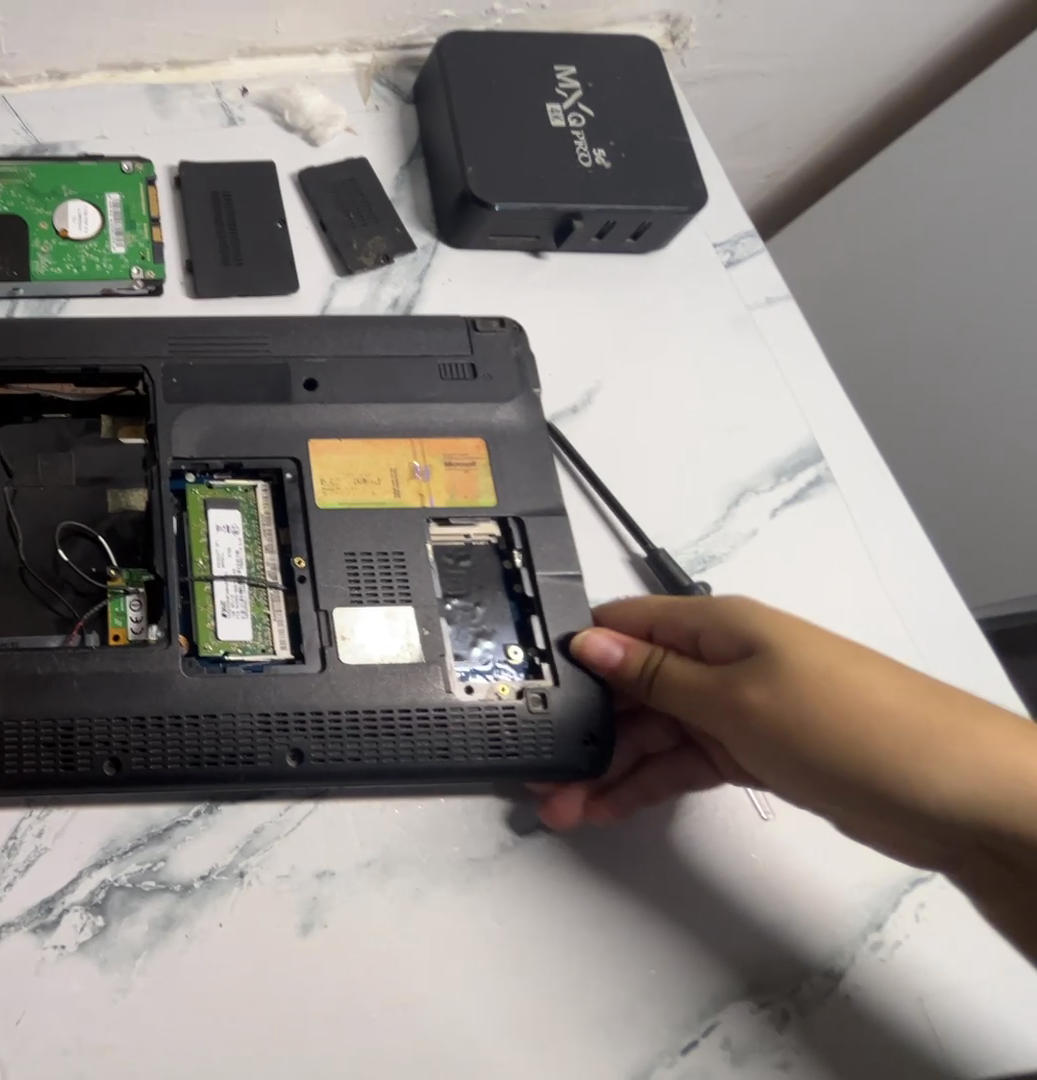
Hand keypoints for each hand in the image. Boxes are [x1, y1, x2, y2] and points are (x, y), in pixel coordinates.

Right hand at [533, 596, 1036, 880]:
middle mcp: (717, 662)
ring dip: (604, 767)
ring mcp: (733, 709)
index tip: (521, 685)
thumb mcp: (736, 698)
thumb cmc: (852, 729)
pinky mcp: (749, 752)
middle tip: (537, 768)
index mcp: (714, 628)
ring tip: (561, 807)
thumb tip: (585, 642)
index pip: (619, 625)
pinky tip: (604, 808)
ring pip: (647, 732)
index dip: (570, 652)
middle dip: (580, 726)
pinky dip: (643, 784)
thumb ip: (652, 673)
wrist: (975, 805)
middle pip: (626, 688)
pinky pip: (678, 762)